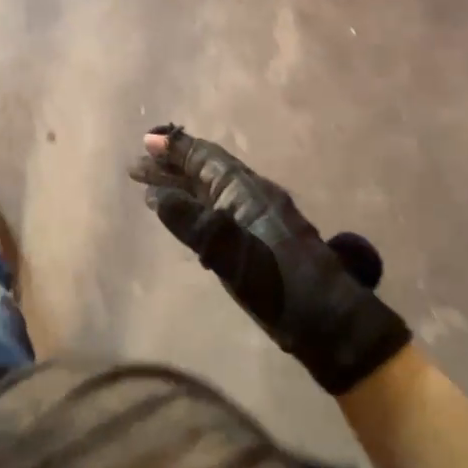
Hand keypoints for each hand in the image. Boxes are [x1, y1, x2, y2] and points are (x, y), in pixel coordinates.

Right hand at [130, 126, 409, 394]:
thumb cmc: (282, 286)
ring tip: (149, 190)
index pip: (207, 158)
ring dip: (180, 188)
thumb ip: (194, 224)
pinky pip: (218, 212)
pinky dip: (193, 209)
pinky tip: (182, 219)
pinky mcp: (258, 243)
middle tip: (136, 168)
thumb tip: (156, 196)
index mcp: (249, 191)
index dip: (176, 148)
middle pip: (206, 172)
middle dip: (172, 167)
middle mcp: (253, 198)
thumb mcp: (233, 255)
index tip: (146, 141)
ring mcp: (257, 221)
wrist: (331, 325)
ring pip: (211, 193)